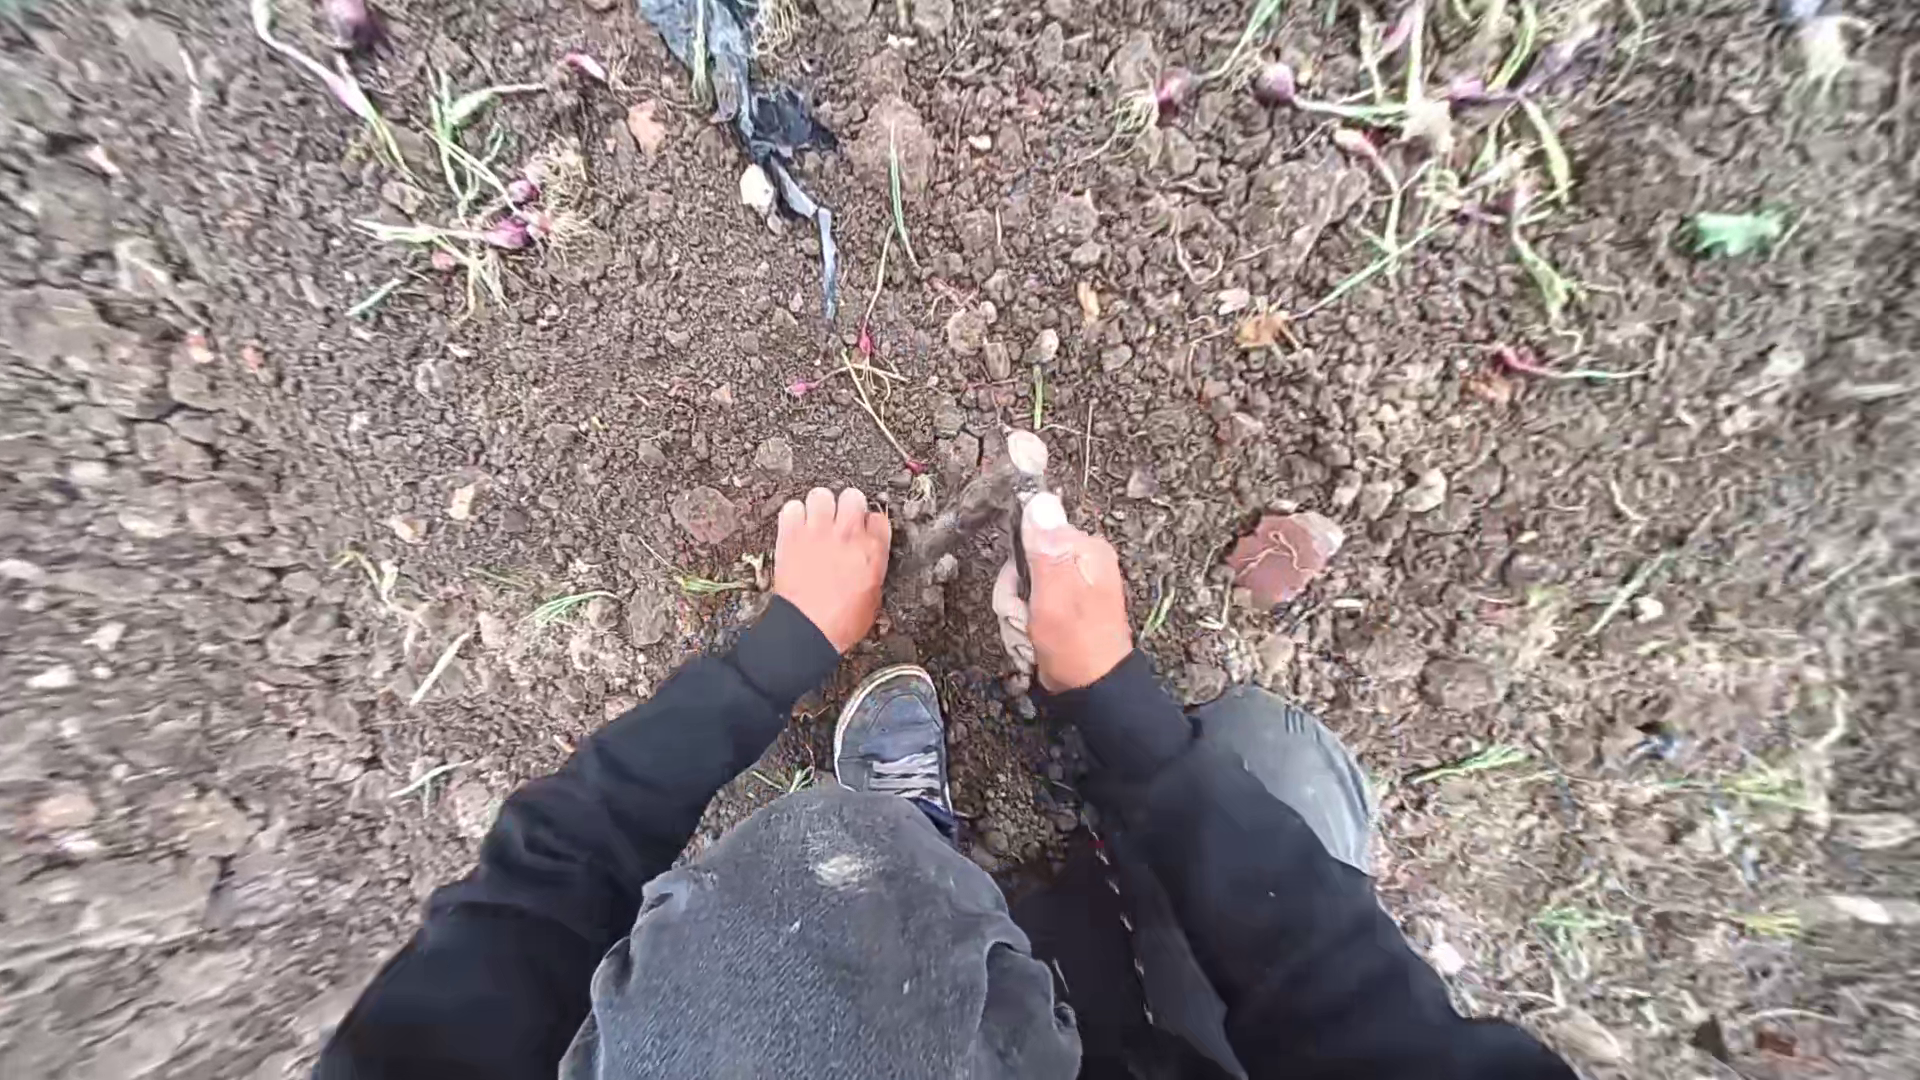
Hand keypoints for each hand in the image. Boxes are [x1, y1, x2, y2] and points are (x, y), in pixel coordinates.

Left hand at [773, 487, 890, 652]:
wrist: (808, 630)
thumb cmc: (841, 621)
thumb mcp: (874, 595)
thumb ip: (873, 567)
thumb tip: (869, 559)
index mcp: (872, 549)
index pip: (878, 516)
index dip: (869, 523)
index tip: (864, 529)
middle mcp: (847, 534)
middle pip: (853, 495)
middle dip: (848, 505)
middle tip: (841, 519)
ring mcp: (818, 532)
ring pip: (821, 494)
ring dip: (820, 505)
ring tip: (817, 519)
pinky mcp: (791, 536)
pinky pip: (791, 508)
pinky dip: (793, 515)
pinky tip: (797, 527)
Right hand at [993, 493, 1131, 690]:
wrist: (1092, 688)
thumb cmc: (1076, 643)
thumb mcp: (1055, 592)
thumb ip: (1045, 547)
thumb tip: (1040, 500)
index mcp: (1086, 550)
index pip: (1033, 533)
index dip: (1017, 565)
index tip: (1021, 590)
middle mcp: (1081, 561)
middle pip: (1023, 562)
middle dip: (1016, 595)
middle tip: (1027, 618)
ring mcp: (1071, 584)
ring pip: (1021, 586)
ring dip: (1018, 613)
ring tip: (1032, 632)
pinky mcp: (1062, 604)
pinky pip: (1029, 603)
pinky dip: (1025, 623)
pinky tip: (1035, 639)